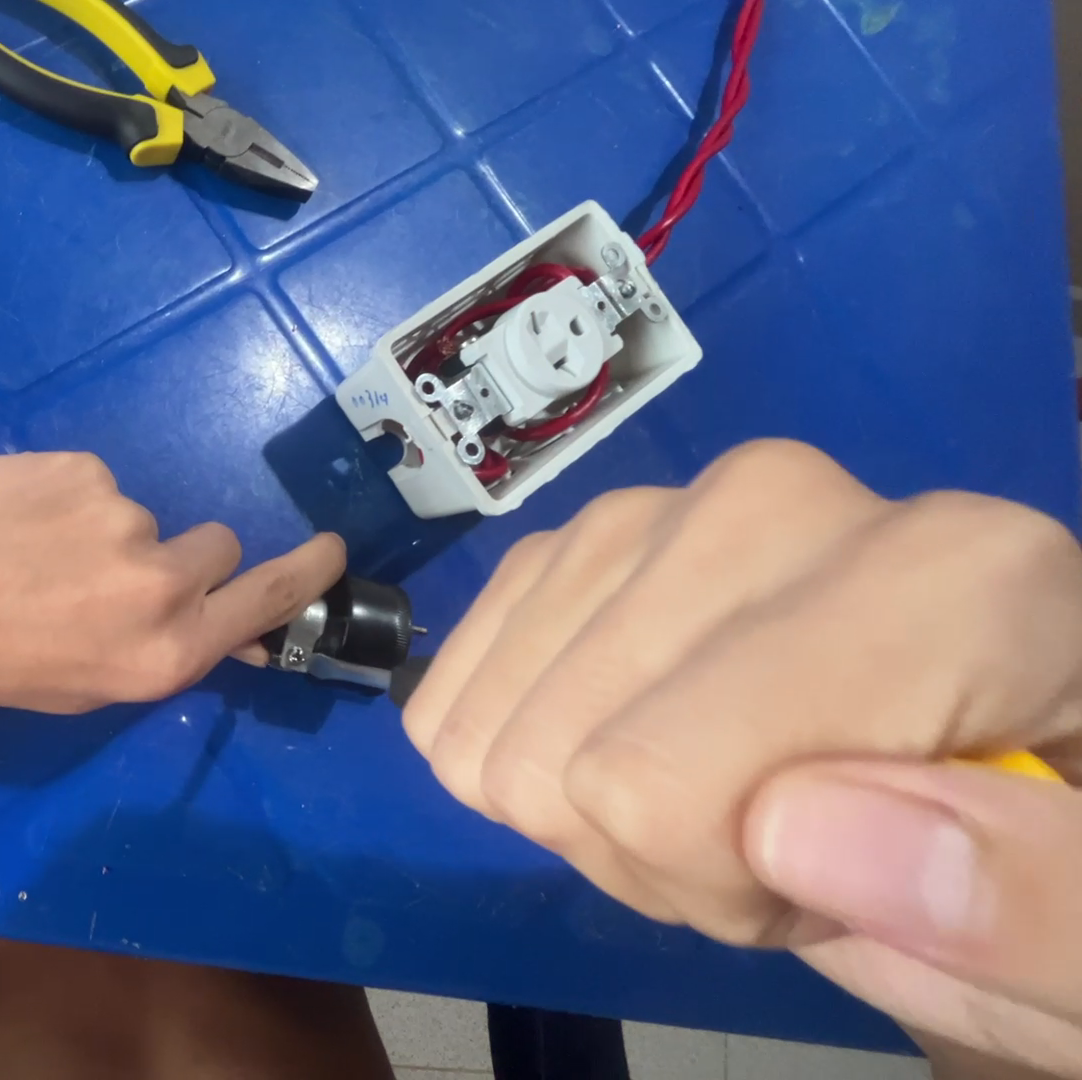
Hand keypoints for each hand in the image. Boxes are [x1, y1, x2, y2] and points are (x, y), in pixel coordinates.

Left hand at [0, 452, 345, 714]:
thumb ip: (161, 646)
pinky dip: (61, 499)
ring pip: (141, 514)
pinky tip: (7, 519)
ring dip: (102, 530)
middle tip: (103, 573)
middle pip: (214, 545)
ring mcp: (124, 515)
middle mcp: (162, 584)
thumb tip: (222, 621)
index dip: (308, 572)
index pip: (270, 599)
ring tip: (27, 552)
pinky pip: (91, 483)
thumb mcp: (83, 685)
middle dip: (178, 557)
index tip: (330, 551)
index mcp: (165, 653)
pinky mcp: (80, 467)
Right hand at [401, 440, 1081, 1076]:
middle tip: (775, 851)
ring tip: (705, 797)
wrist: (936, 739)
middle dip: (656, 854)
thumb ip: (1041, 910)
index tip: (834, 882)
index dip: (723, 882)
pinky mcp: (546, 552)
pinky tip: (618, 746)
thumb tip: (792, 827)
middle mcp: (757, 504)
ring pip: (487, 741)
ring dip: (584, 814)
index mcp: (942, 576)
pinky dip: (515, 767)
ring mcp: (626, 519)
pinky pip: (445, 707)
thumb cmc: (1055, 846)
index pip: (663, 777)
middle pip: (562, 767)